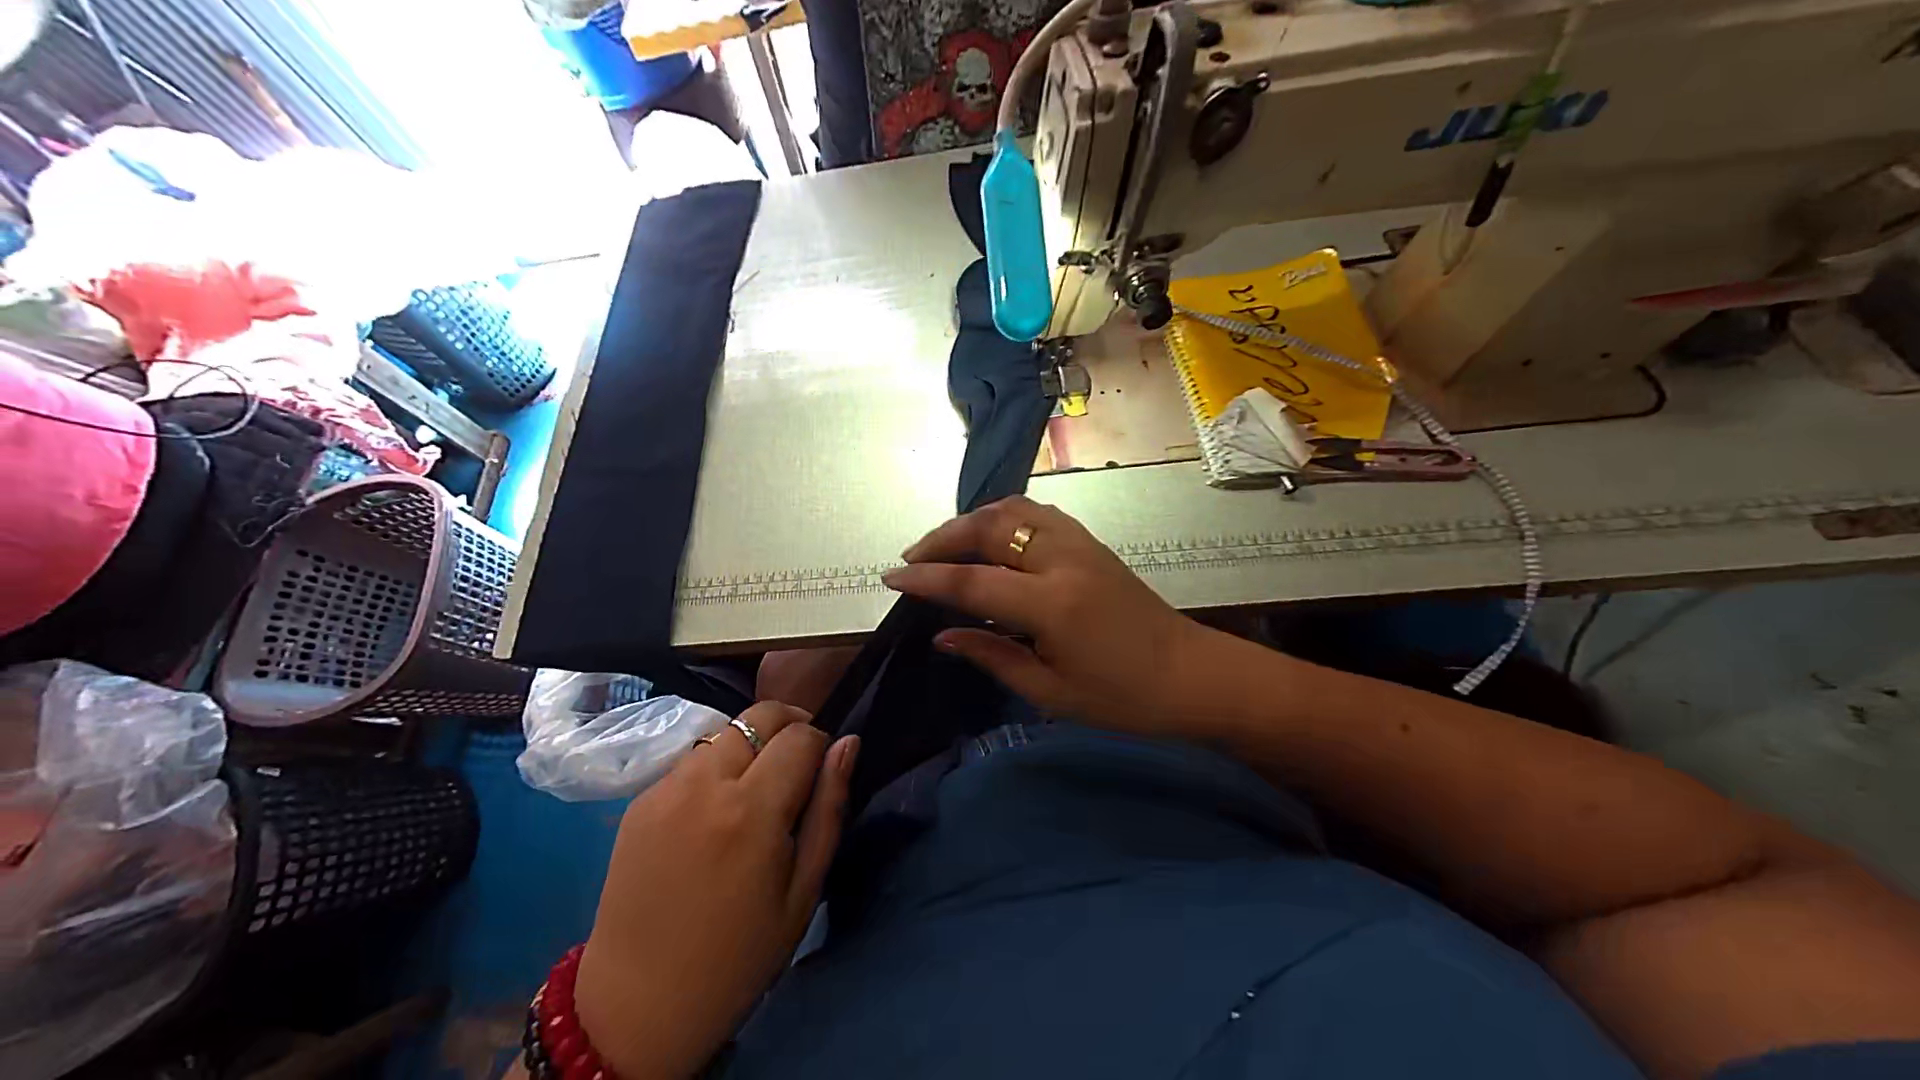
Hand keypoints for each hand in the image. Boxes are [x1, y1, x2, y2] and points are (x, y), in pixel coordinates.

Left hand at [575, 703, 858, 1079]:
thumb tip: (848, 744)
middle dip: (790, 726)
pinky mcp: (638, 801)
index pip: (801, 736)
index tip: (823, 775)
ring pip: (725, 732)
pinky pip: (691, 760)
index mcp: (751, 810)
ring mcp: (664, 789)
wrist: (636, 1004)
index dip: (822, 745)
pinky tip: (716, 812)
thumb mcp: (803, 891)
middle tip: (799, 764)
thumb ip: (829, 808)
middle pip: (760, 715)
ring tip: (756, 791)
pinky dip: (716, 767)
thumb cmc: (738, 957)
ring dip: (751, 745)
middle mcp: (704, 784)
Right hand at [881, 495, 1211, 736]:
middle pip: (990, 527)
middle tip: (913, 560)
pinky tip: (991, 538)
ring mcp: (1081, 545)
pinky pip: (1038, 514)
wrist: (1193, 676)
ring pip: (1014, 509)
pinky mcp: (1092, 544)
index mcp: (1052, 604)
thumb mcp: (1051, 691)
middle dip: (943, 538)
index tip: (891, 578)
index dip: (926, 578)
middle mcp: (1063, 560)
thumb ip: (992, 655)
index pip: (972, 581)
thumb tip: (942, 636)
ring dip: (972, 520)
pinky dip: (1003, 517)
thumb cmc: (1123, 698)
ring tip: (946, 545)